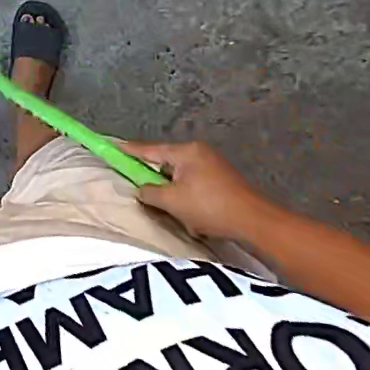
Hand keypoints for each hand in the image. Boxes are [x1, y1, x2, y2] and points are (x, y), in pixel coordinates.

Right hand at [123, 140, 285, 239]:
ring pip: (180, 174)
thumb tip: (142, 190)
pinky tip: (186, 210)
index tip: (111, 146)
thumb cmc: (210, 207)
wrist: (257, 223)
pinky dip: (185, 193)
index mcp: (185, 152)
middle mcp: (200, 152)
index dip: (128, 150)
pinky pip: (193, 182)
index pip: (148, 149)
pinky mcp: (224, 180)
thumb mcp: (170, 201)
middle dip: (153, 174)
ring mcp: (214, 165)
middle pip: (165, 161)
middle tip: (138, 184)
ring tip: (166, 204)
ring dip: (171, 188)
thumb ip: (148, 192)